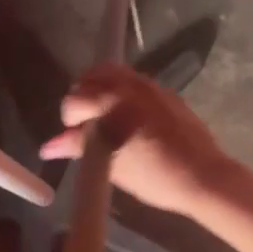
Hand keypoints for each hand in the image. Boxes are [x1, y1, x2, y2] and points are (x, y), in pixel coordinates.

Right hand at [40, 66, 241, 214]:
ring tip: (103, 117)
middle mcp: (127, 86)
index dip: (69, 123)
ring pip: (109, 73)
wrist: (202, 175)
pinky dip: (119, 90)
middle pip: (89, 80)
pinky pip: (131, 80)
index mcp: (111, 103)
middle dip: (81, 101)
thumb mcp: (111, 166)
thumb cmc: (154, 178)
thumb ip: (79, 148)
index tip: (74, 139)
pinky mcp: (162, 91)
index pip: (73, 102)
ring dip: (99, 90)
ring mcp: (147, 85)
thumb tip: (50, 147)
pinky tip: (125, 115)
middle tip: (86, 127)